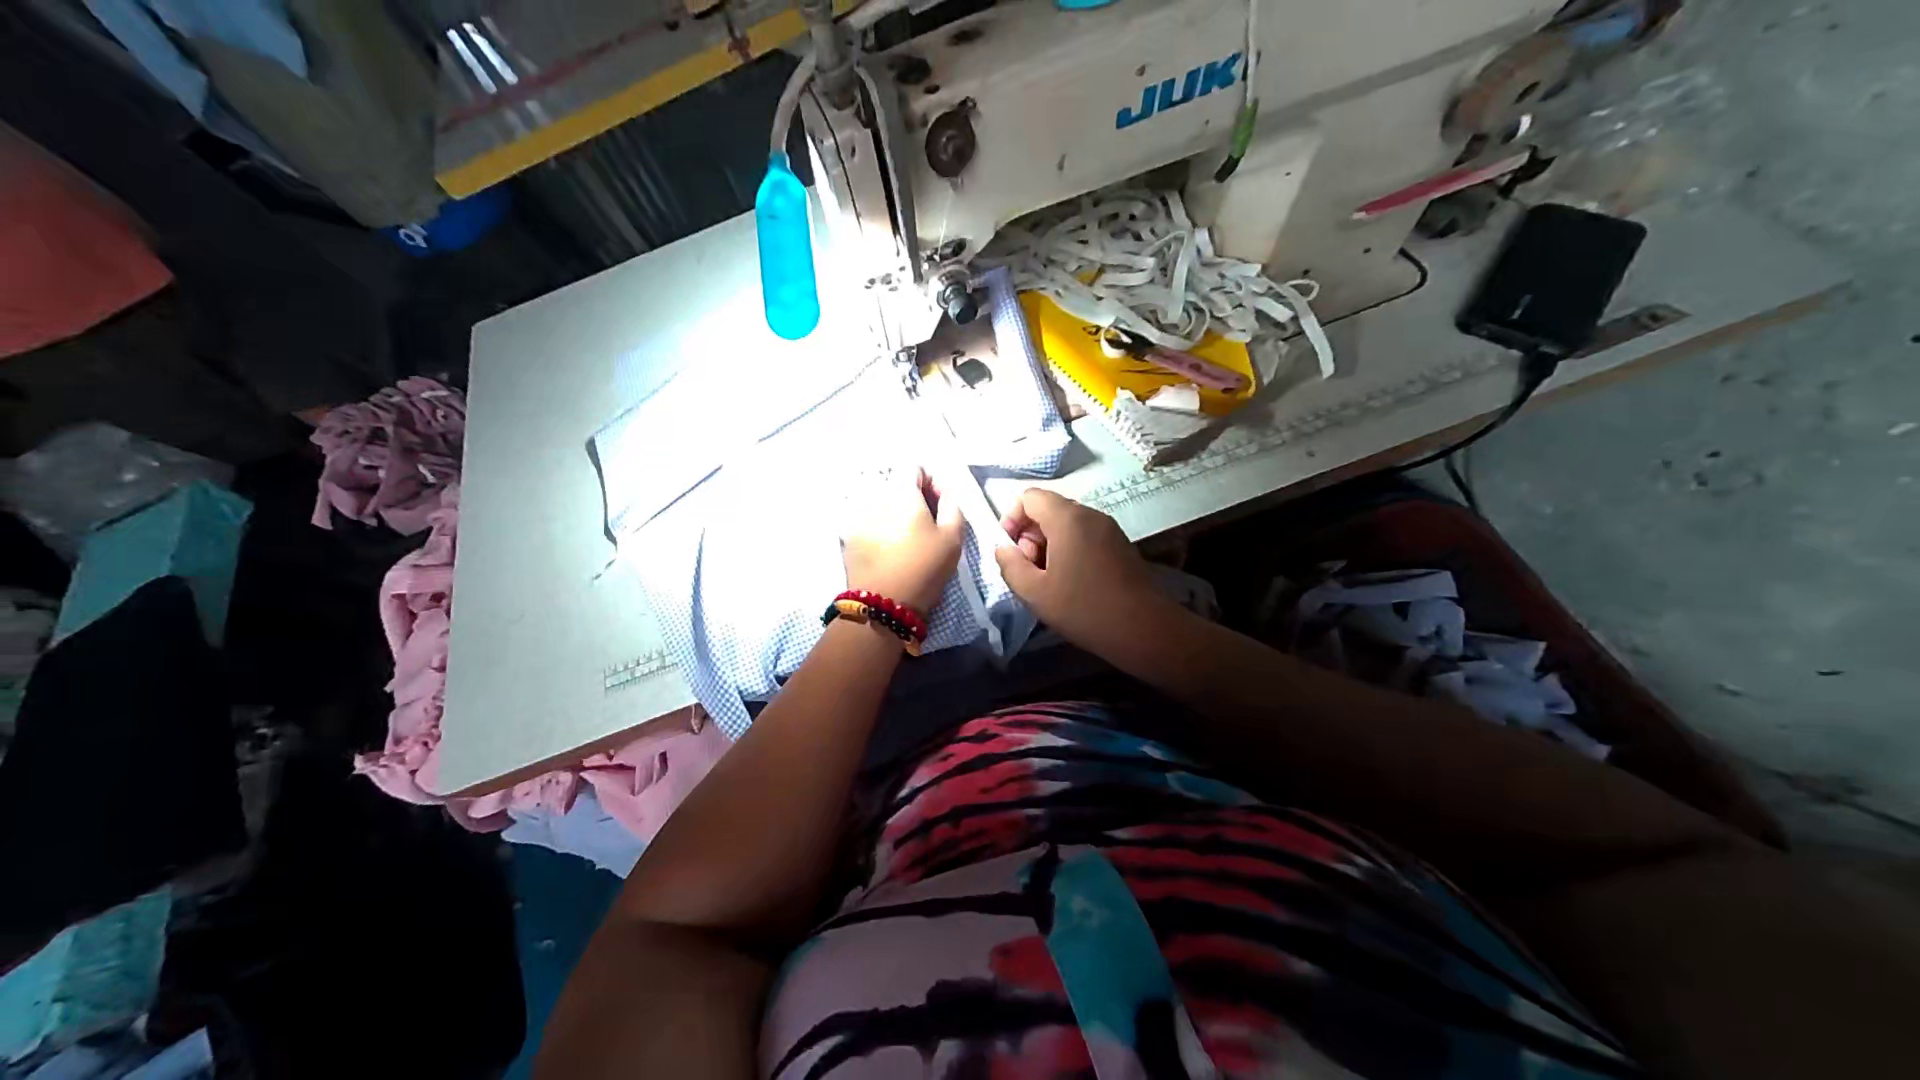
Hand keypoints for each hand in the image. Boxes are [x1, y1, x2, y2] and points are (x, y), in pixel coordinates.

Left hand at [840, 468, 964, 615]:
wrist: (882, 604)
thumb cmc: (923, 569)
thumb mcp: (952, 538)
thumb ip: (952, 505)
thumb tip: (945, 493)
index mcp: (901, 491)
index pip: (913, 465)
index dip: (930, 479)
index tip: (939, 502)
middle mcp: (873, 495)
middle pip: (893, 480)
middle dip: (910, 492)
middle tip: (924, 518)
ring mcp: (855, 514)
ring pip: (876, 497)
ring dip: (891, 506)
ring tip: (903, 531)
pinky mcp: (845, 534)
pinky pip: (863, 516)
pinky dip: (876, 521)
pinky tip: (886, 543)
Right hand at [993, 488, 1177, 653]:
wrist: (1143, 629)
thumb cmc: (1083, 609)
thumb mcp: (1034, 592)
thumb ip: (1010, 564)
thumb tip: (1003, 548)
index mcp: (1067, 518)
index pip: (1029, 497)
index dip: (1011, 518)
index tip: (1011, 550)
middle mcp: (1089, 514)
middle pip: (1048, 509)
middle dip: (1030, 535)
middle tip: (1030, 570)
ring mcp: (1108, 529)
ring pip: (1067, 524)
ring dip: (1049, 545)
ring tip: (1049, 580)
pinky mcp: (1120, 545)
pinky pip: (1085, 536)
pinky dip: (1070, 550)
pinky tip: (1071, 582)